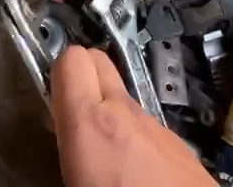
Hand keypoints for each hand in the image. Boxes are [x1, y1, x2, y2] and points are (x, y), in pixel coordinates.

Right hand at [50, 47, 218, 186]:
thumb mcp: (76, 185)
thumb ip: (63, 161)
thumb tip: (62, 160)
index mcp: (90, 125)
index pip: (70, 59)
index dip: (58, 76)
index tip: (53, 105)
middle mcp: (124, 114)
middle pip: (98, 60)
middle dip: (83, 79)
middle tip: (73, 119)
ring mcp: (156, 127)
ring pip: (123, 98)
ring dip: (109, 115)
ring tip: (104, 160)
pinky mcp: (180, 146)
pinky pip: (146, 126)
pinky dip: (134, 138)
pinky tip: (135, 178)